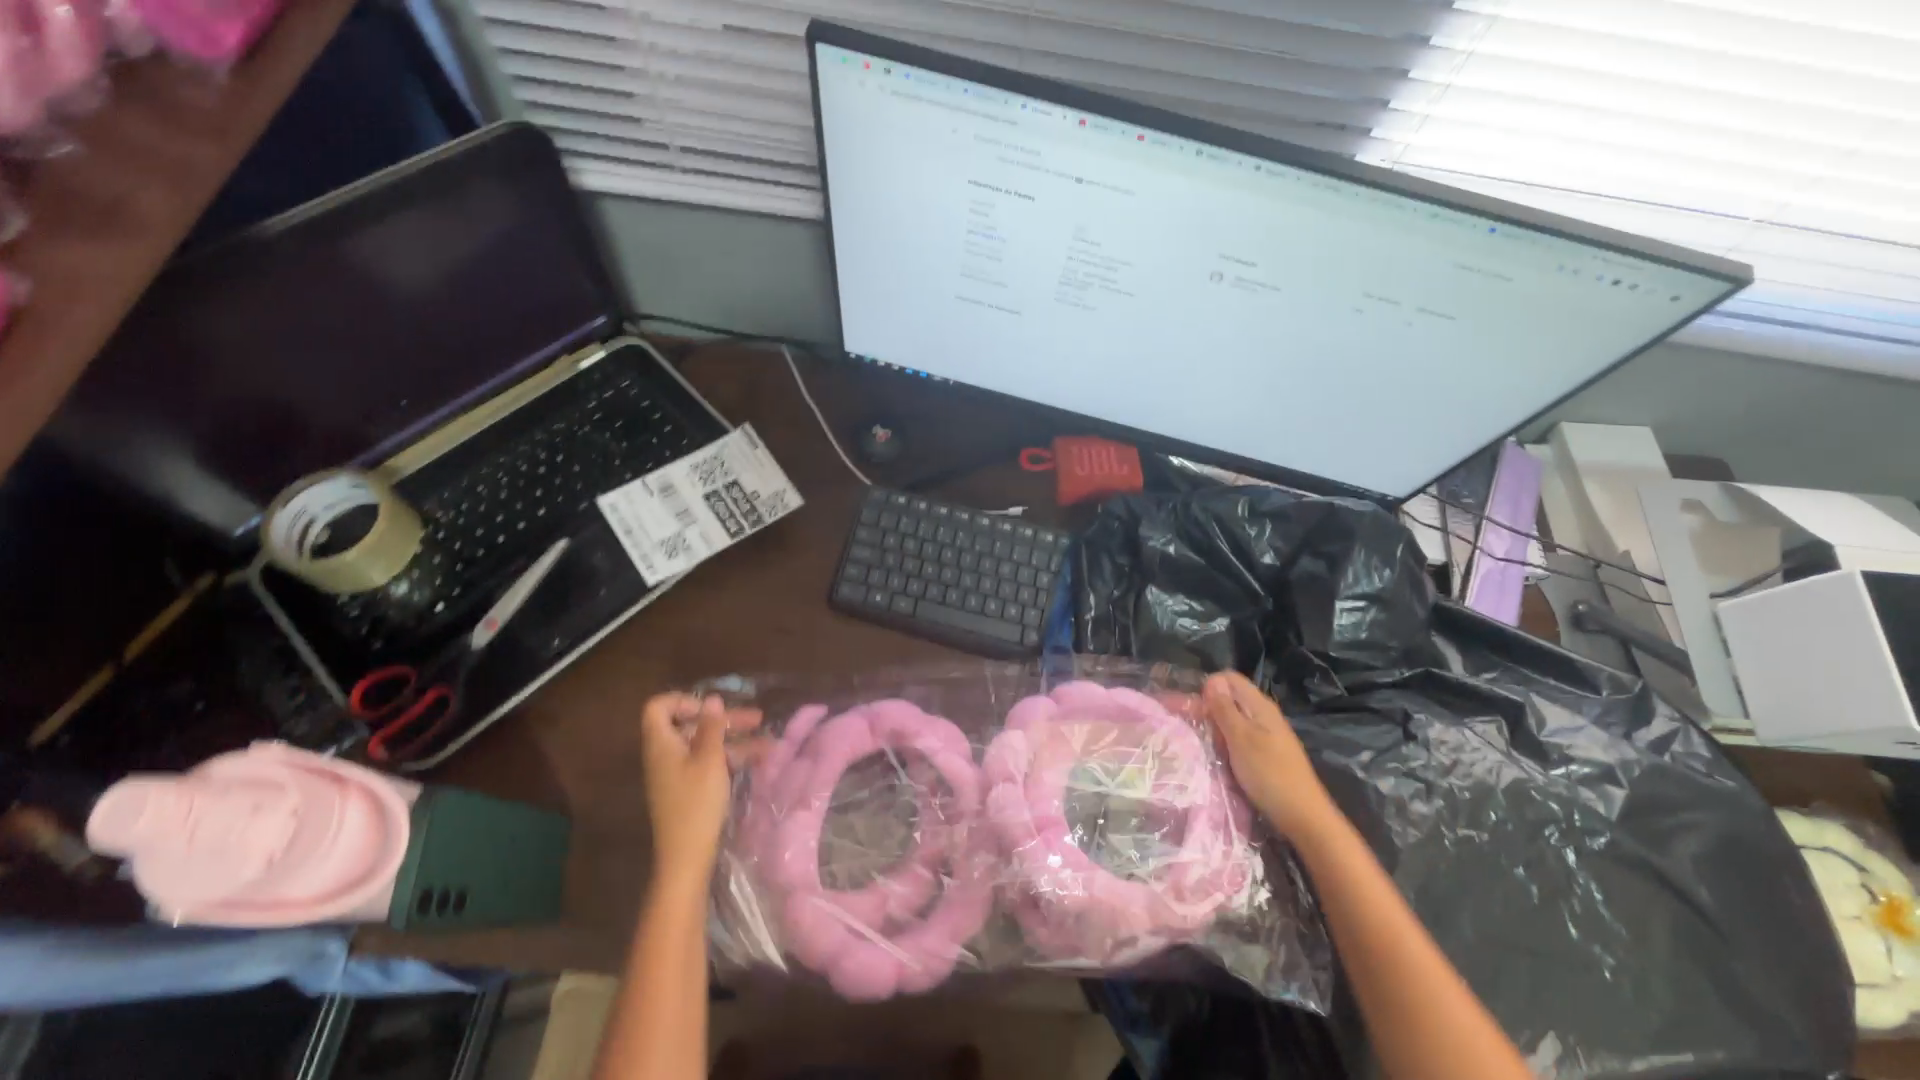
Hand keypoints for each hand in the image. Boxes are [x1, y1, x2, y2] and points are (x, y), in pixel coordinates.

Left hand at [640, 693, 764, 892]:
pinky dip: (730, 759)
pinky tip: (758, 762)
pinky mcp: (687, 789)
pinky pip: (707, 764)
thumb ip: (711, 728)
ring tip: (769, 743)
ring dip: (735, 741)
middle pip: (690, 725)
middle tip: (757, 718)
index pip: (659, 707)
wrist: (686, 857)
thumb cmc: (696, 804)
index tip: (712, 708)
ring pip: (704, 745)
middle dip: (724, 720)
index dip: (684, 700)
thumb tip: (712, 700)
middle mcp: (664, 755)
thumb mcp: (709, 761)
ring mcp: (675, 773)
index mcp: (661, 744)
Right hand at [1201, 671, 1340, 842]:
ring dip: (1213, 726)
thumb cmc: (1269, 774)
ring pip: (1232, 720)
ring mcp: (1265, 736)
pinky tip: (1213, 754)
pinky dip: (1224, 742)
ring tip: (1194, 739)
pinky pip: (1238, 738)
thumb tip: (1212, 680)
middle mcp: (1263, 716)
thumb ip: (1225, 709)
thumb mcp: (1241, 738)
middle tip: (1183, 724)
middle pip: (1230, 698)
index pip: (1229, 679)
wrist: (1301, 815)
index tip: (1189, 706)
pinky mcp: (1263, 754)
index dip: (1207, 687)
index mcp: (1259, 706)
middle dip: (1206, 707)